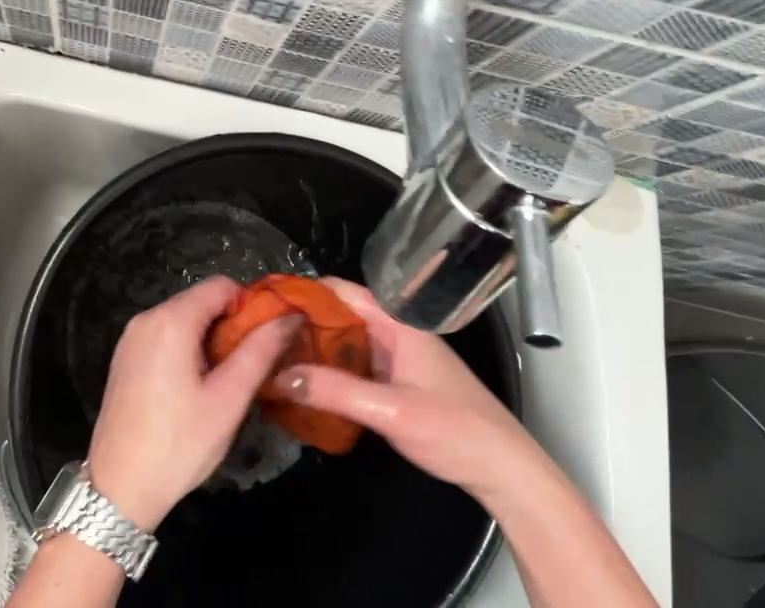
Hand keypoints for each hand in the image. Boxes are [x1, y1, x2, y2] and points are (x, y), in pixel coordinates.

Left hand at [85, 275, 298, 530]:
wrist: (119, 487)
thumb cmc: (179, 443)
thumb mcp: (228, 399)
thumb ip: (260, 352)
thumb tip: (290, 316)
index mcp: (170, 320)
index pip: (221, 286)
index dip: (251, 305)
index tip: (269, 337)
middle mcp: (146, 318)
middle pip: (200, 301)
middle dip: (231, 324)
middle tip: (253, 364)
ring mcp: (131, 338)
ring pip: (183, 319)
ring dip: (211, 339)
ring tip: (229, 380)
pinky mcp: (125, 358)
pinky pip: (165, 337)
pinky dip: (188, 349)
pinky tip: (199, 387)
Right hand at [273, 277, 537, 497]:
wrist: (504, 471)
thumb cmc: (456, 431)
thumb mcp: (391, 411)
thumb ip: (335, 391)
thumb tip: (280, 376)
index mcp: (399, 324)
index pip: (343, 292)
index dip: (304, 293)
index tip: (267, 305)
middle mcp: (395, 334)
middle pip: (339, 317)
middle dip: (301, 325)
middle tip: (260, 339)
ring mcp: (396, 360)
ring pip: (344, 344)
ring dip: (312, 351)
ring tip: (272, 362)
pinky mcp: (395, 385)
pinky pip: (353, 369)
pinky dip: (328, 374)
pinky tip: (303, 389)